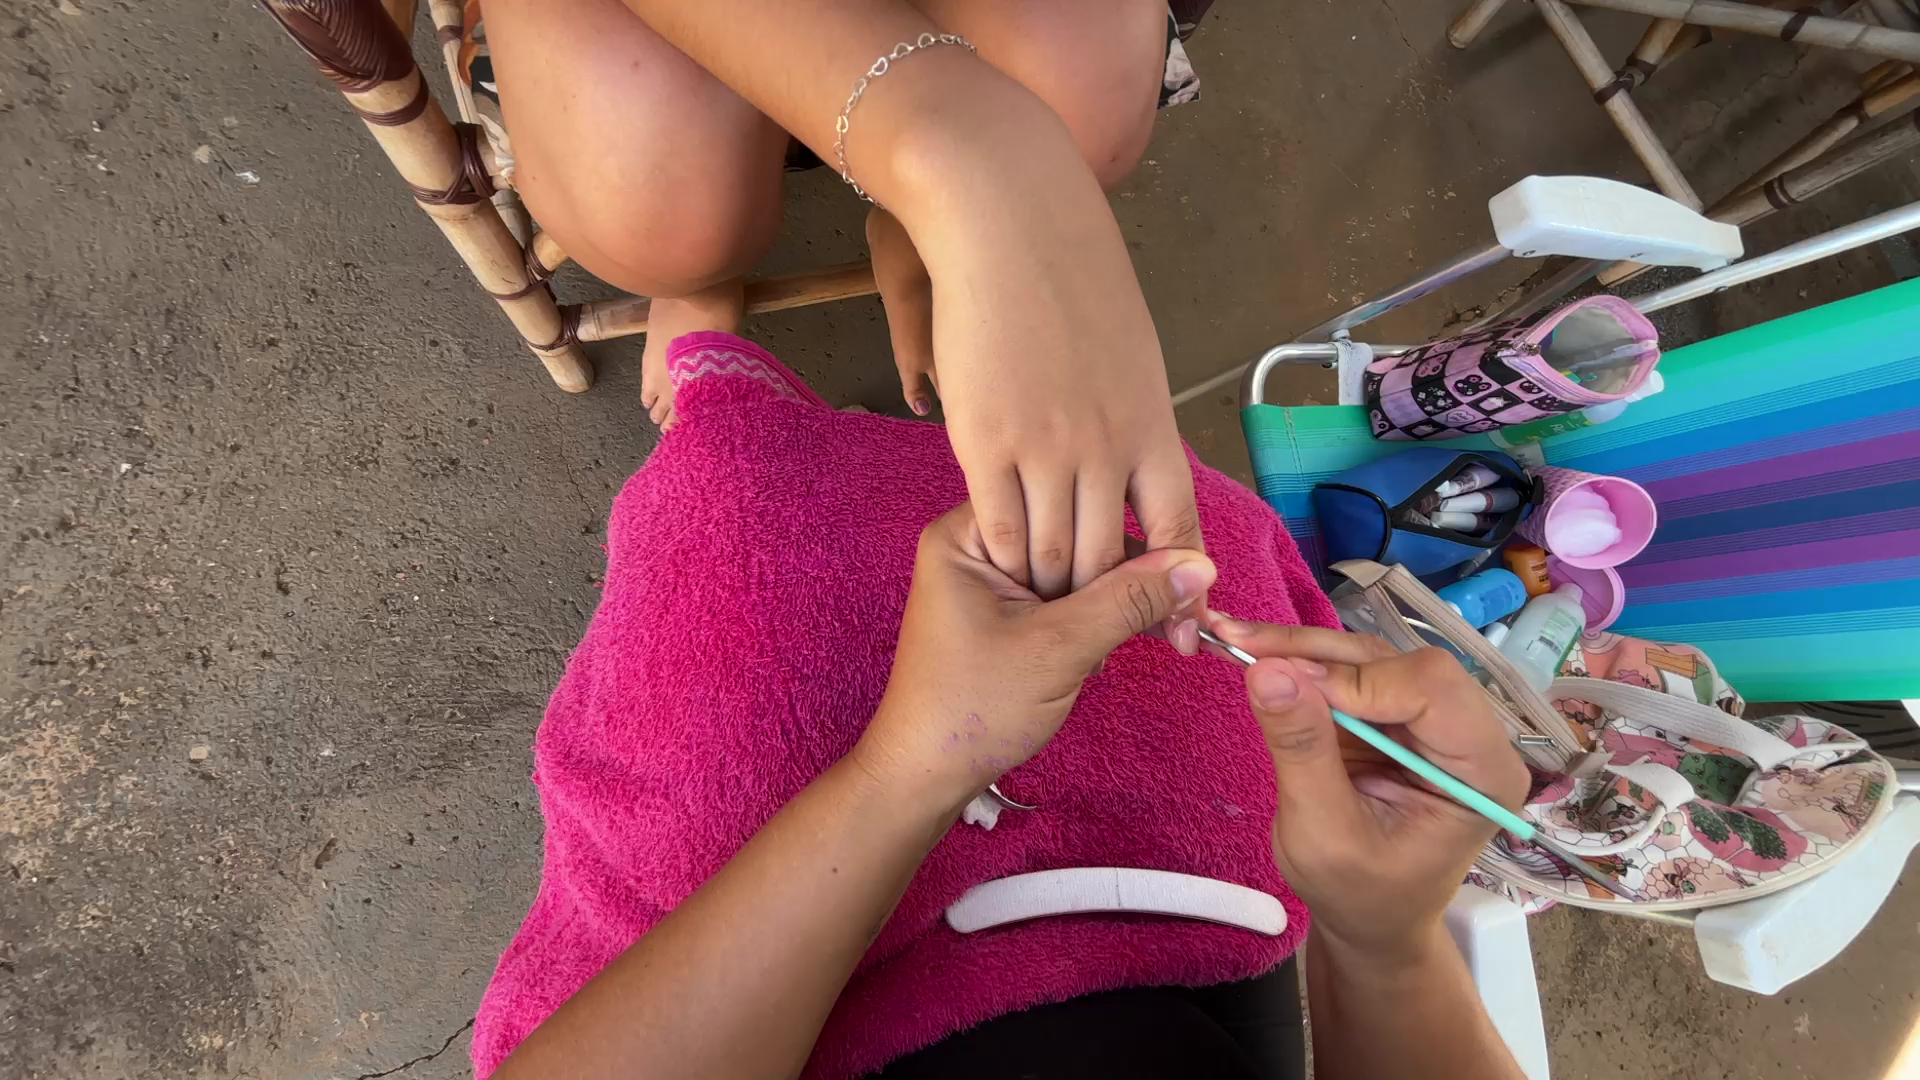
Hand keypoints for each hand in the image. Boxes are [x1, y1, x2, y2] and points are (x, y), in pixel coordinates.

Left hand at [854, 504, 1214, 810]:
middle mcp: (975, 544)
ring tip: (1117, 647)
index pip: (1060, 502)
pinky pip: (1059, 597)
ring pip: (1071, 569)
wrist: (927, 773)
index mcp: (967, 533)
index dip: (1121, 539)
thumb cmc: (975, 706)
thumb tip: (1199, 564)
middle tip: (1159, 622)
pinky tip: (1100, 653)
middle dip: (1117, 581)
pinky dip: (1088, 621)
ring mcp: (987, 579)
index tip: (1171, 580)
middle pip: (1070, 535)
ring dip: (1107, 606)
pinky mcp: (1001, 610)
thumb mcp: (1059, 648)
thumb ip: (1128, 600)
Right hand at [886, 112, 1206, 645]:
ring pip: (1051, 552)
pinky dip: (1004, 558)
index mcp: (1151, 426)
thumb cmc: (1076, 284)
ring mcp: (1045, 448)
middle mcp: (1105, 448)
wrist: (1012, 229)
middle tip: (1082, 616)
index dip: (1177, 595)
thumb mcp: (1132, 355)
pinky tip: (1002, 568)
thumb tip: (1126, 474)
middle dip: (1097, 599)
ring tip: (1040, 598)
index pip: (1175, 529)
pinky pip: (999, 526)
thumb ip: (1132, 424)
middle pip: (1106, 558)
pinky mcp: (984, 443)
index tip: (1175, 638)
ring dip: (1048, 585)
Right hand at [1205, 618, 1528, 960]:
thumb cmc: (1359, 892)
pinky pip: (1339, 667)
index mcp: (1480, 770)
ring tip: (1231, 643)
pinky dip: (1291, 658)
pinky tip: (1249, 652)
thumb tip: (1265, 669)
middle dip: (1310, 650)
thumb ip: (1302, 749)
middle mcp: (1461, 730)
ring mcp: (1421, 716)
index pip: (1431, 687)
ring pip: (1359, 653)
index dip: (1357, 679)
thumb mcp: (1323, 831)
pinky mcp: (1383, 710)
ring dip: (1293, 647)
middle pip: (1390, 659)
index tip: (1285, 687)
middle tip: (1234, 643)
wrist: (1366, 915)